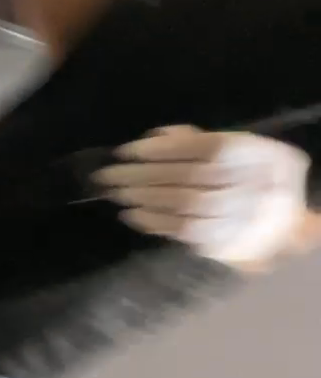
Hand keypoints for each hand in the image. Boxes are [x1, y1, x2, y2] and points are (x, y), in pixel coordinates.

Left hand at [95, 126, 313, 267]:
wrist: (273, 232)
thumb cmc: (240, 186)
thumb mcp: (230, 158)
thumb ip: (194, 143)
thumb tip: (153, 137)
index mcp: (266, 154)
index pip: (212, 146)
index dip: (163, 149)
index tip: (123, 152)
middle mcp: (264, 182)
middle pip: (193, 174)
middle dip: (140, 174)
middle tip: (105, 175)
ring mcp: (248, 213)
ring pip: (185, 202)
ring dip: (140, 196)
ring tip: (113, 193)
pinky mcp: (227, 240)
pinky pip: (182, 228)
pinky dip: (149, 219)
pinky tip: (128, 214)